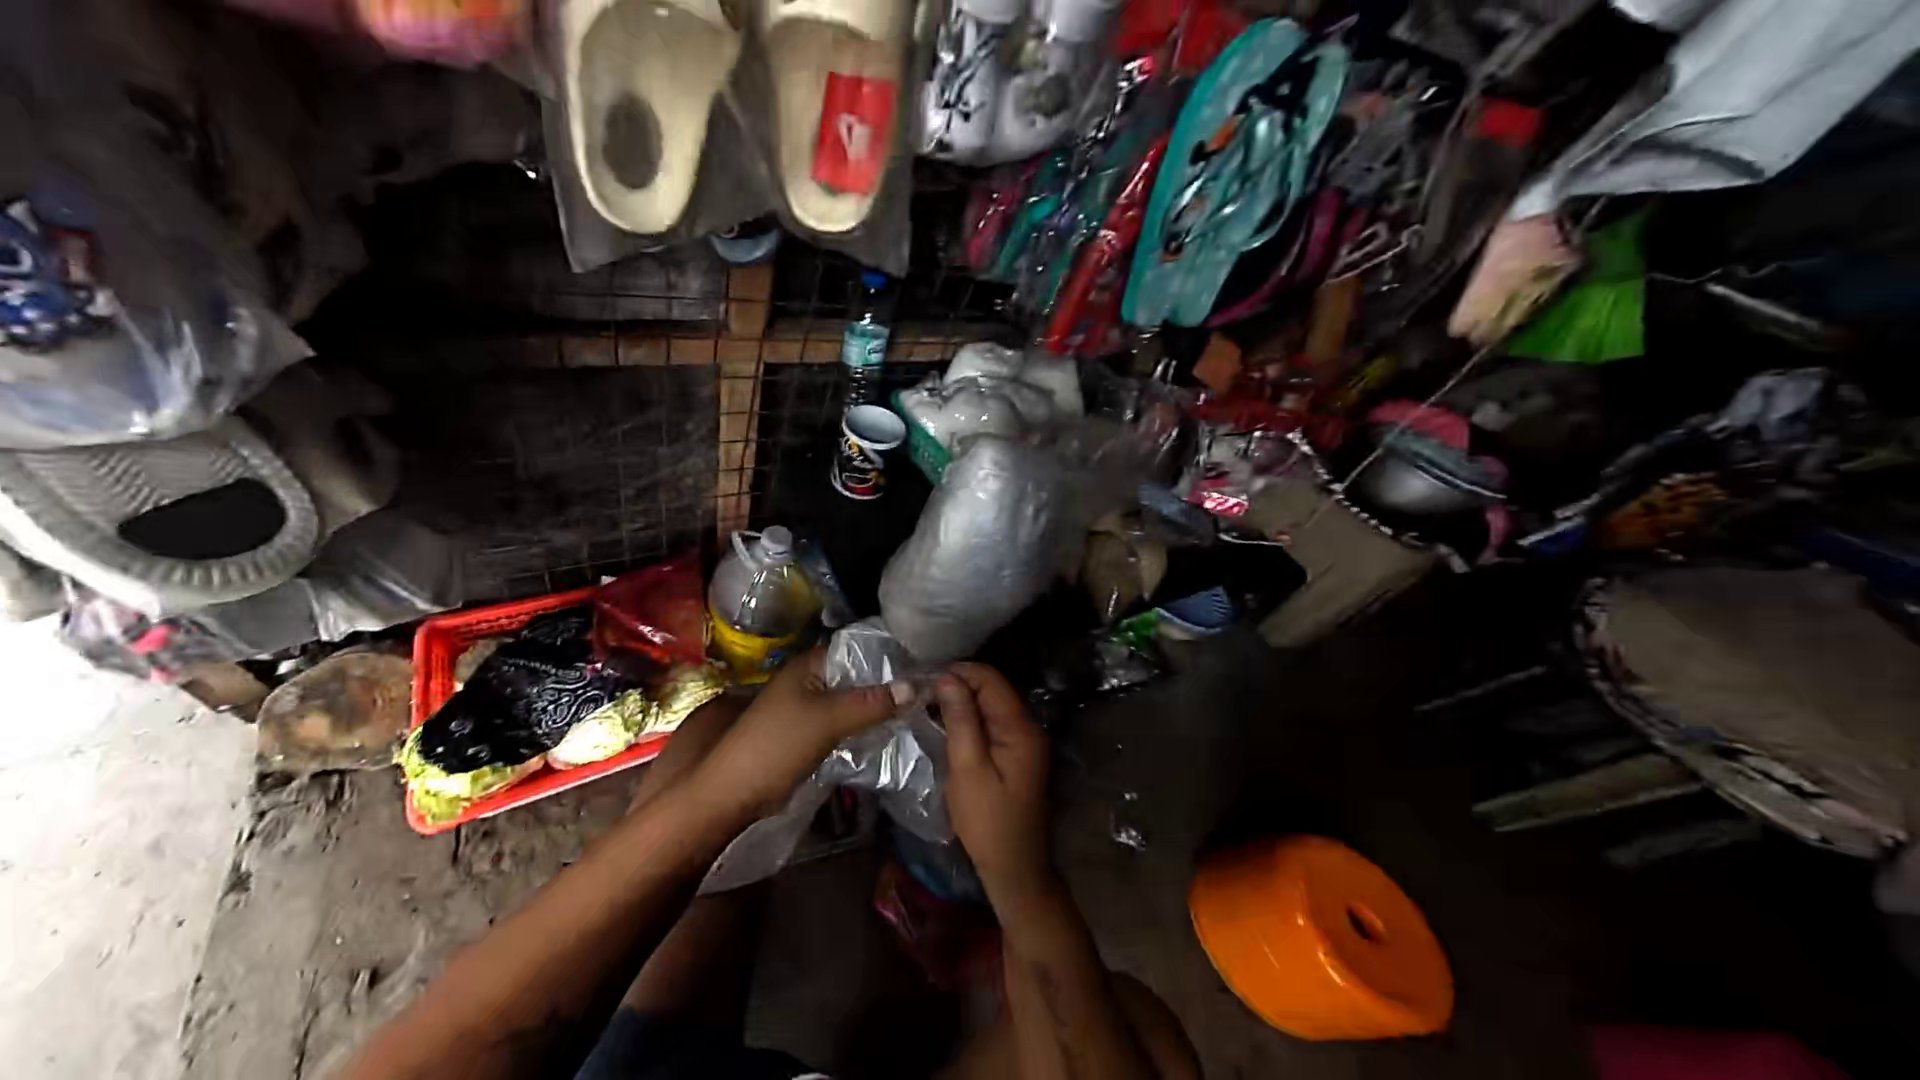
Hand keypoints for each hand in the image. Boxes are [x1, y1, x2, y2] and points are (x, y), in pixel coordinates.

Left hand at [690, 648, 908, 818]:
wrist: (734, 793)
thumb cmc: (777, 745)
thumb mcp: (828, 719)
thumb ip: (872, 703)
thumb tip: (919, 685)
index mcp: (809, 665)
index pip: (857, 647)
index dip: (889, 652)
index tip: (925, 662)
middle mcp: (810, 679)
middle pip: (858, 674)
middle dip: (889, 681)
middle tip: (929, 686)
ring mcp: (810, 707)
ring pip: (853, 699)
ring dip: (879, 703)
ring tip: (919, 705)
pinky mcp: (811, 733)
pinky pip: (846, 720)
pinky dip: (866, 723)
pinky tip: (891, 728)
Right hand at [938, 663, 1056, 906]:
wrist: (1014, 868)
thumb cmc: (988, 822)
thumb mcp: (968, 768)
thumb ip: (960, 720)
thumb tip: (947, 677)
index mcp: (1020, 728)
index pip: (990, 680)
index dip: (958, 672)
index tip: (924, 678)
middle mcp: (1027, 727)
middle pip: (992, 688)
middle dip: (958, 683)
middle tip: (921, 690)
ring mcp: (1023, 741)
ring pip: (990, 704)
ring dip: (961, 700)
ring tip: (927, 703)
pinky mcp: (1014, 754)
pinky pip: (991, 723)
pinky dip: (969, 717)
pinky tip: (946, 723)